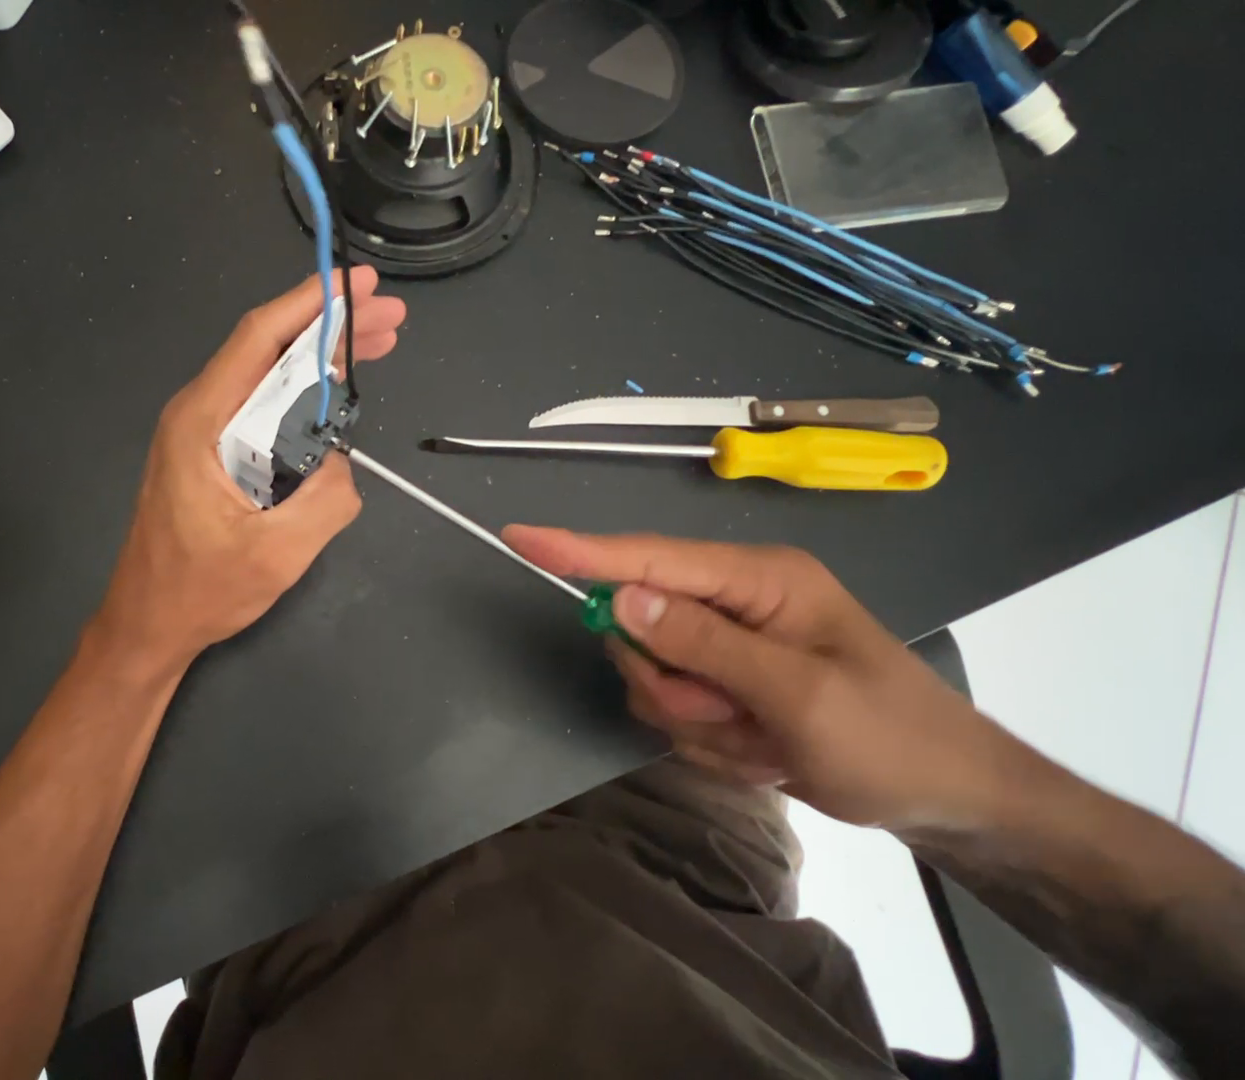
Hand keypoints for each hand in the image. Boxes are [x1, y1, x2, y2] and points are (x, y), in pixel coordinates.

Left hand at [92, 269, 406, 672]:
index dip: (312, 304)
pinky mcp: (208, 457)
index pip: (259, 339)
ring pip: (265, 379)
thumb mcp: (277, 553)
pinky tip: (334, 400)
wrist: (148, 624)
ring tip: (378, 347)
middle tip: (390, 319)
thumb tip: (344, 461)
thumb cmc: (201, 592)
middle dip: (330, 328)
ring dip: (319, 362)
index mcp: (201, 422)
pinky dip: (300, 398)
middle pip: (267, 351)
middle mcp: (195, 415)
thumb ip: (326, 499)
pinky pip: (259, 411)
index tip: (360, 285)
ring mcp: (199, 435)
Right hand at [503, 527, 1038, 831]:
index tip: (519, 537)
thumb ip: (704, 642)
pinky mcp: (721, 681)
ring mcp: (724, 644)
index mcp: (758, 579)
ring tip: (760, 739)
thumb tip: (621, 597)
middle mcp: (732, 601)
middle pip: (638, 627)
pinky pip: (670, 707)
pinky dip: (707, 739)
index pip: (649, 557)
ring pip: (648, 674)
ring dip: (694, 718)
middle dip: (671, 681)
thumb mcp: (797, 694)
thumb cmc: (890, 737)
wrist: (946, 799)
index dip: (579, 550)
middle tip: (728, 714)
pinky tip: (761, 750)